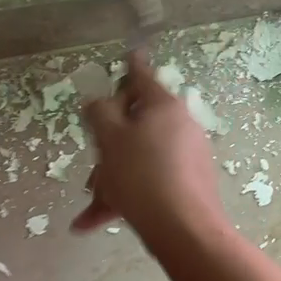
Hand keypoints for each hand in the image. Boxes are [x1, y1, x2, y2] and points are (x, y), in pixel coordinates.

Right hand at [71, 51, 229, 245]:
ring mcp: (187, 155)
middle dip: (107, 148)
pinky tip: (94, 221)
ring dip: (112, 177)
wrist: (184, 228)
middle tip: (93, 170)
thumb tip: (100, 103)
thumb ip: (99, 113)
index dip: (129, 66)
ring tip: (92, 202)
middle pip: (135, 124)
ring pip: (138, 158)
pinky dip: (125, 195)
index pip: (141, 76)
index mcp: (163, 106)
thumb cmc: (141, 175)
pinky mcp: (188, 183)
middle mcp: (180, 125)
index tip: (131, 53)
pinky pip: (149, 180)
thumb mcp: (109, 139)